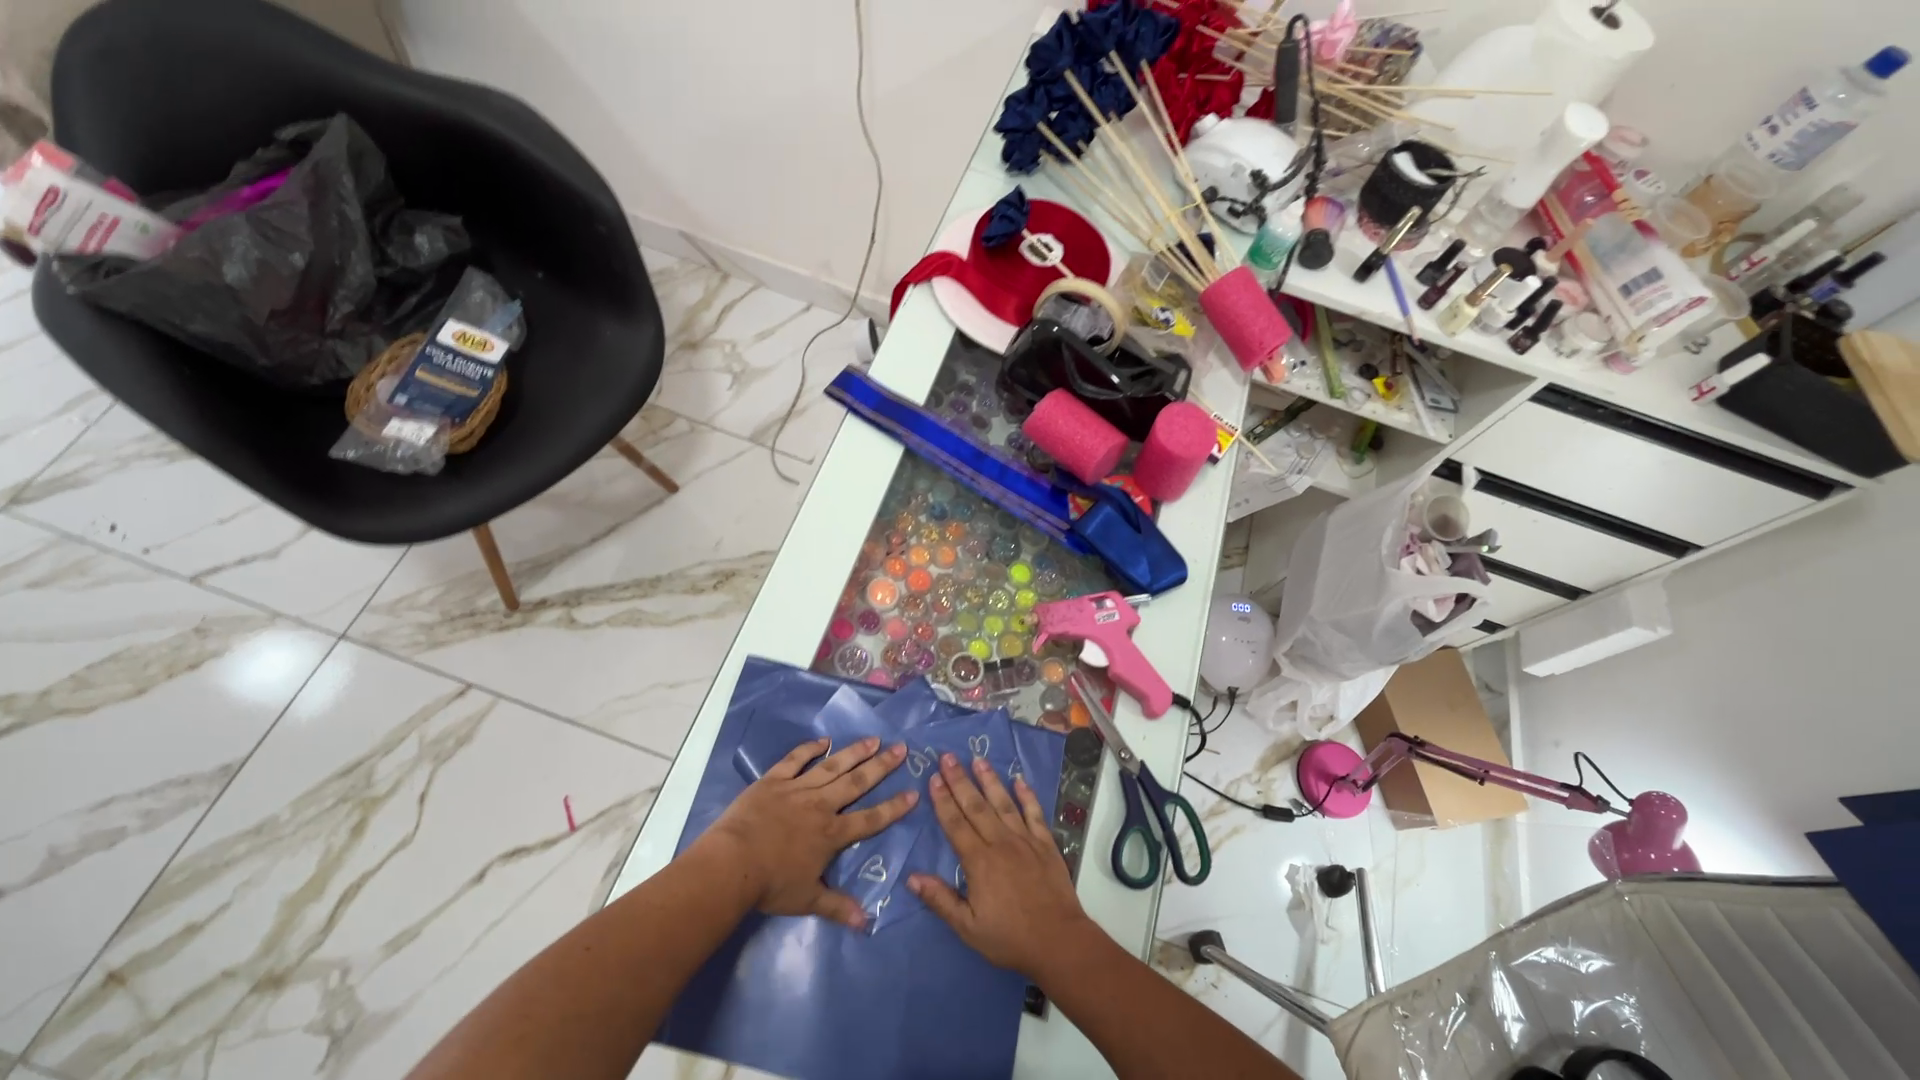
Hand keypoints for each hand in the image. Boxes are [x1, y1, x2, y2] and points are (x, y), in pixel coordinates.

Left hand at [699, 736, 916, 930]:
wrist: (731, 864)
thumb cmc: (770, 885)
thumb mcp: (807, 900)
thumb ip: (837, 907)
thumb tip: (866, 923)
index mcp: (831, 834)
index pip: (871, 819)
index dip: (894, 807)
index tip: (914, 793)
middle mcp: (820, 806)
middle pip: (857, 782)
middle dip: (881, 766)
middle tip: (901, 747)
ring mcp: (797, 789)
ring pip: (831, 766)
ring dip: (853, 752)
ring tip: (873, 738)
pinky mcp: (773, 781)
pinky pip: (795, 760)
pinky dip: (809, 749)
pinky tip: (823, 741)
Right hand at [908, 753, 1093, 978]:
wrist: (1059, 941)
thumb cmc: (1010, 938)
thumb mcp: (968, 927)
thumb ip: (940, 900)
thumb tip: (912, 878)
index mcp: (979, 862)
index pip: (955, 824)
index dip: (943, 800)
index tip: (933, 778)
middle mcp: (1001, 843)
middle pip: (976, 806)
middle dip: (960, 780)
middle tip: (948, 757)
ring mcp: (1026, 841)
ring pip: (1004, 803)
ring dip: (990, 780)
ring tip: (978, 759)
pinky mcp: (1046, 845)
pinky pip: (1034, 814)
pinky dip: (1027, 796)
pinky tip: (1019, 781)